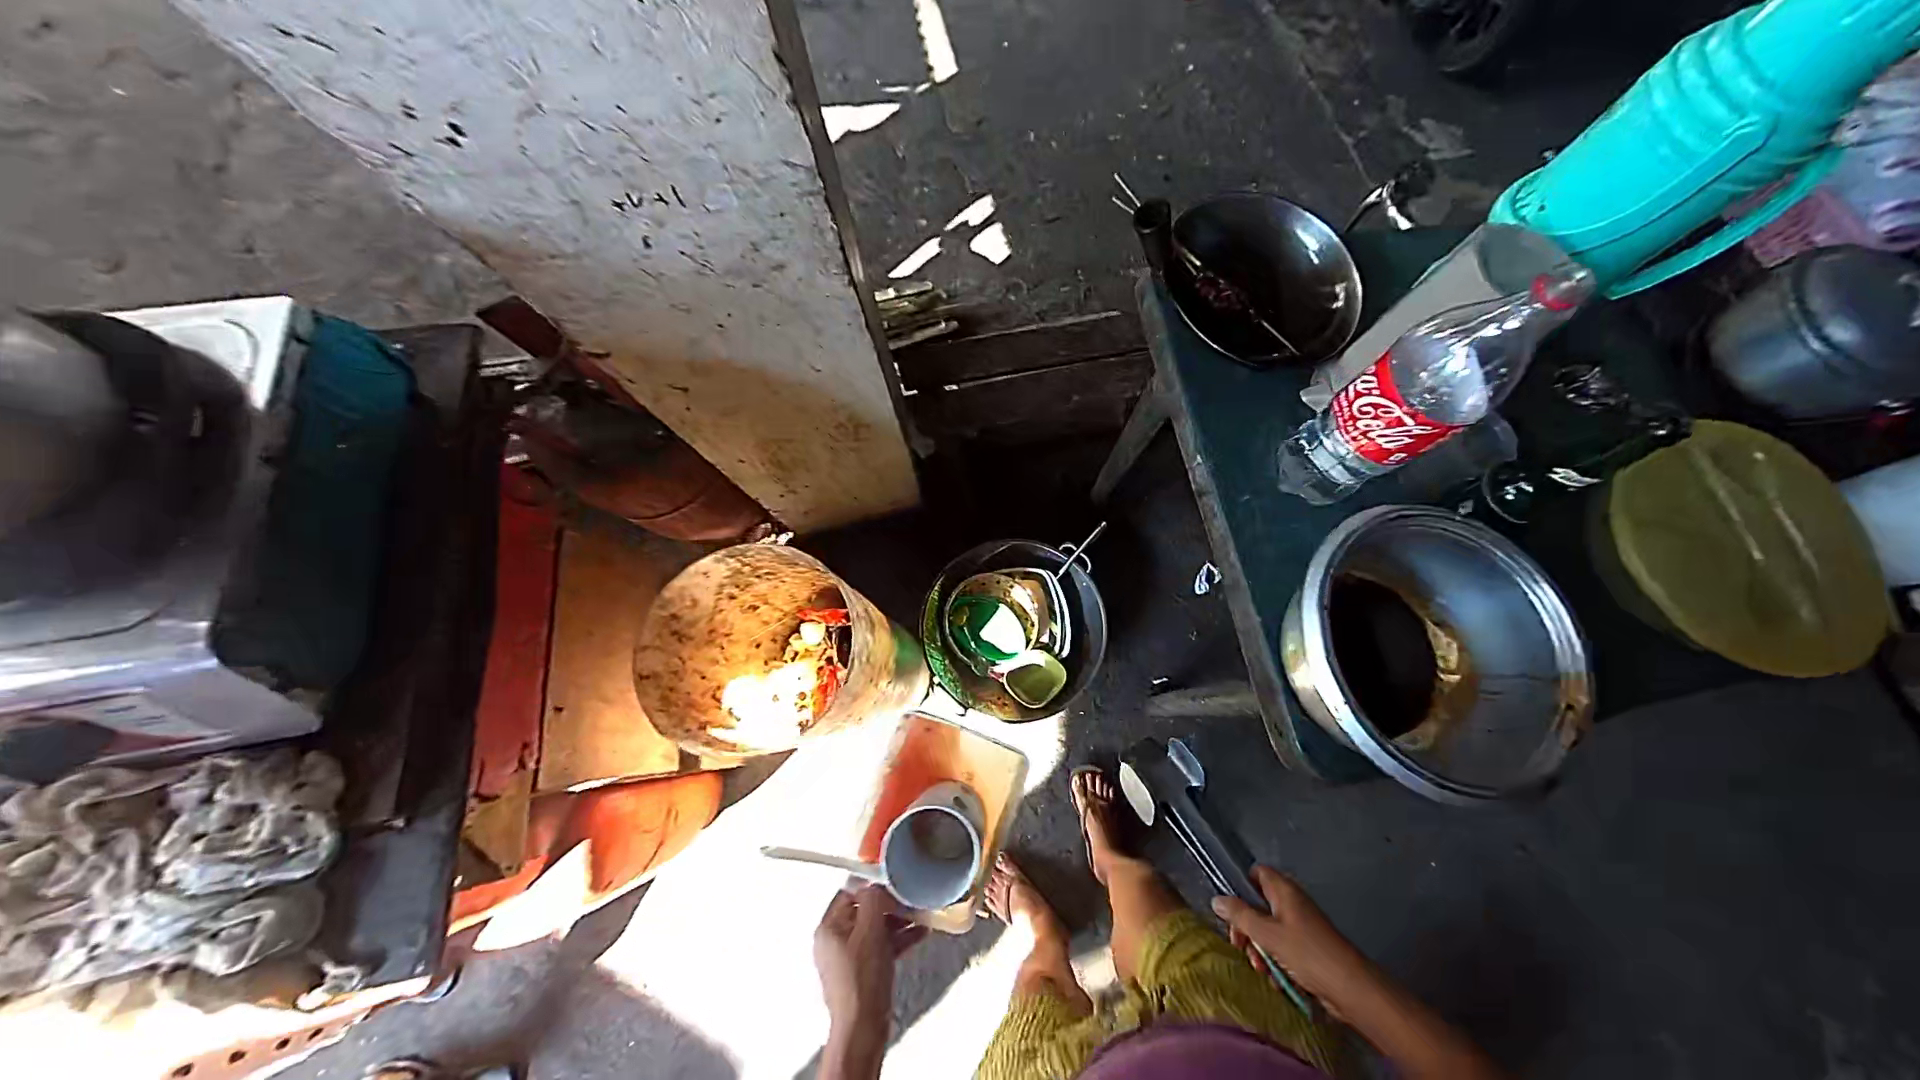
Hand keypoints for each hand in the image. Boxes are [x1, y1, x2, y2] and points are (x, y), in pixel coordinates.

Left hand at [813, 884, 924, 1032]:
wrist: (863, 1027)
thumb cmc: (863, 977)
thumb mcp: (870, 930)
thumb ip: (873, 901)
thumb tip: (876, 885)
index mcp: (829, 927)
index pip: (850, 893)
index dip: (872, 885)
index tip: (894, 881)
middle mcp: (836, 940)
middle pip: (865, 910)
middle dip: (890, 904)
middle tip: (911, 899)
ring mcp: (850, 957)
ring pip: (876, 928)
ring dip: (899, 920)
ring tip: (921, 914)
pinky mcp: (864, 971)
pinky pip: (882, 945)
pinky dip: (899, 938)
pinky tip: (921, 932)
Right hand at [1211, 865, 1370, 1009]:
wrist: (1351, 989)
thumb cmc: (1307, 953)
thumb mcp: (1266, 933)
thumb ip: (1239, 915)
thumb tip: (1216, 900)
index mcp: (1283, 891)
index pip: (1256, 873)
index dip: (1241, 886)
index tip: (1231, 908)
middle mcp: (1292, 904)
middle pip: (1258, 905)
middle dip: (1246, 927)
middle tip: (1240, 945)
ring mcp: (1302, 927)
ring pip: (1269, 930)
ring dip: (1260, 949)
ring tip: (1262, 968)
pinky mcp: (1309, 950)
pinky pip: (1283, 949)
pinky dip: (1277, 962)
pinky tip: (1277, 979)